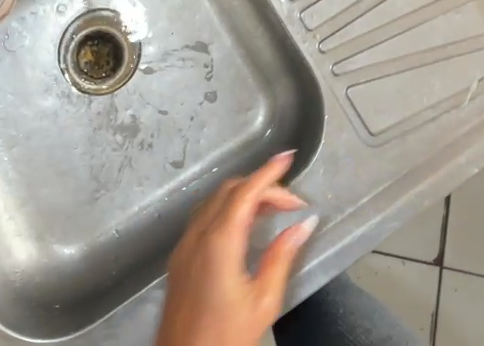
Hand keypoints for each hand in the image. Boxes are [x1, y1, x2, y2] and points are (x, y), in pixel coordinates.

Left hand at [156, 150, 317, 345]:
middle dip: (261, 186)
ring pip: (215, 201)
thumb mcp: (263, 301)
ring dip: (244, 196)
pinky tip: (244, 226)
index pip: (246, 192)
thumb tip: (304, 225)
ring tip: (273, 210)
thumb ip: (282, 257)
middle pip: (230, 191)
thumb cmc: (225, 338)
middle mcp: (198, 234)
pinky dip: (227, 210)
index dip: (269, 171)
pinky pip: (204, 217)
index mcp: (219, 241)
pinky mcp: (179, 257)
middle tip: (290, 202)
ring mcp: (185, 244)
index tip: (288, 157)